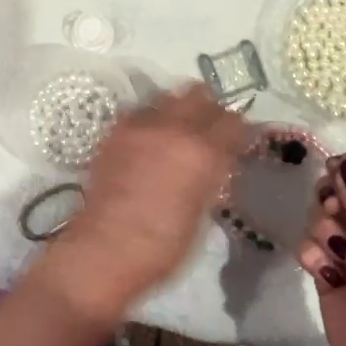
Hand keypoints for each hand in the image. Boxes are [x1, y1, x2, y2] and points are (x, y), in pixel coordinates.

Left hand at [31, 85, 247, 327]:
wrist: (105, 249)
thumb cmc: (162, 246)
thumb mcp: (201, 213)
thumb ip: (212, 178)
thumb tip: (217, 164)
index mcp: (202, 152)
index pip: (233, 122)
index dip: (240, 131)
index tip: (240, 140)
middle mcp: (172, 128)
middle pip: (200, 96)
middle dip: (210, 110)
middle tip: (212, 130)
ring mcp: (139, 127)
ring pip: (168, 98)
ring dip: (179, 109)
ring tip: (180, 132)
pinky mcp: (114, 133)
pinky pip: (140, 112)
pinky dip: (151, 119)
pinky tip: (152, 140)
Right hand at [296, 152, 345, 345]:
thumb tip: (345, 165)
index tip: (332, 169)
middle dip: (335, 196)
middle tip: (332, 211)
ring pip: (327, 216)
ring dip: (323, 226)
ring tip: (332, 252)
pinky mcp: (331, 276)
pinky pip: (312, 246)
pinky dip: (312, 253)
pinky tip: (322, 272)